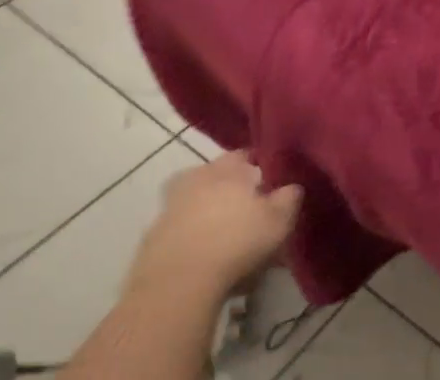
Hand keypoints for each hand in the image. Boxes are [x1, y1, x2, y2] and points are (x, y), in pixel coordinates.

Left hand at [127, 150, 303, 296]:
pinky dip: (189, 236)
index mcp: (226, 172)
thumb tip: (290, 188)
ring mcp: (167, 213)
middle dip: (224, 183)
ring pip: (190, 202)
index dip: (257, 163)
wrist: (177, 286)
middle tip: (242, 200)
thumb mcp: (279, 219)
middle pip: (208, 174)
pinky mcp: (149, 242)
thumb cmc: (237, 241)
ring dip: (204, 211)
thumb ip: (288, 197)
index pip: (242, 155)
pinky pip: (177, 230)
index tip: (270, 176)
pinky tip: (205, 254)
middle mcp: (193, 184)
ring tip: (224, 231)